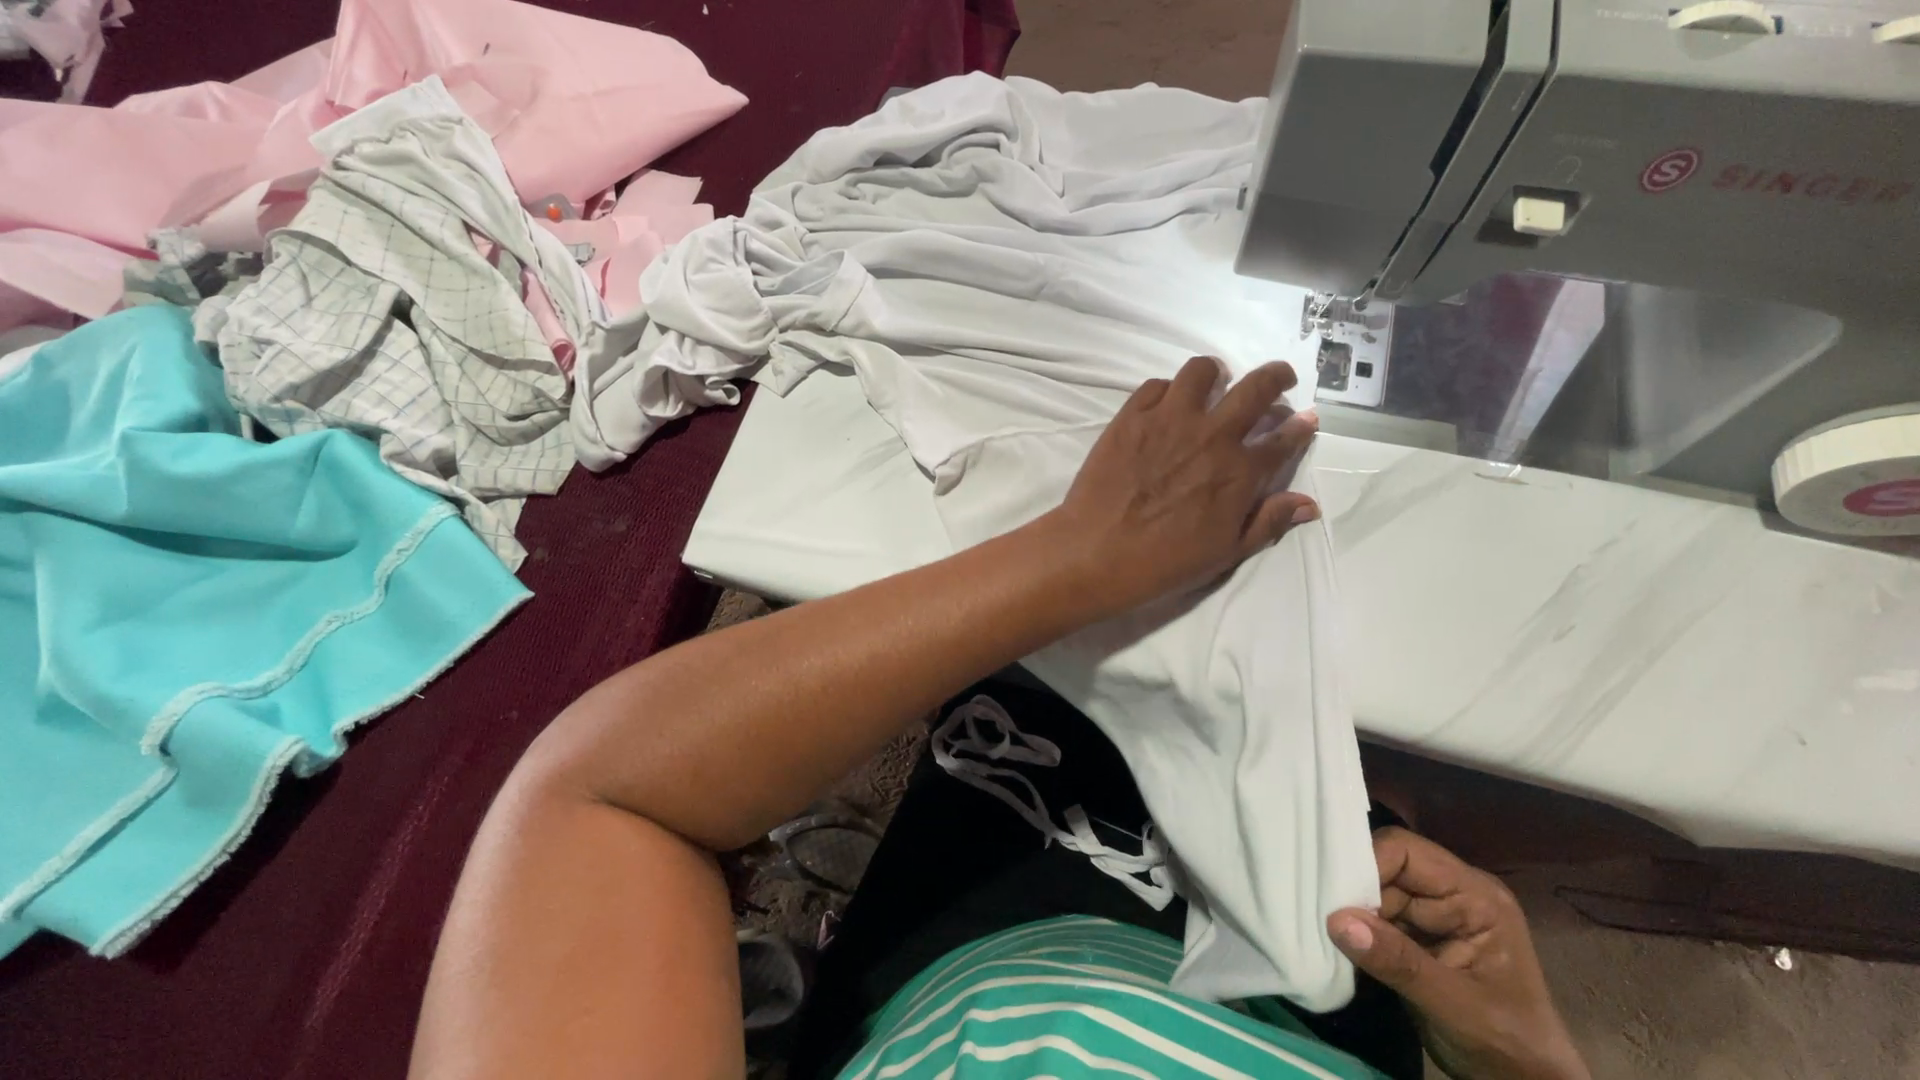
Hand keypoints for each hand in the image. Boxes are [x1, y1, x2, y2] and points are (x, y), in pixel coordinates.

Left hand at [1048, 356, 1318, 616]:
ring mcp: (1169, 420)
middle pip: (1257, 387)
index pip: (1285, 437)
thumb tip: (1309, 504)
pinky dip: (1168, 390)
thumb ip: (1269, 522)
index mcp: (1240, 471)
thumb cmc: (1165, 562)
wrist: (1097, 553)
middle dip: (1276, 377)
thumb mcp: (1226, 552)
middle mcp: (1211, 436)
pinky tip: (1167, 405)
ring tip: (1213, 386)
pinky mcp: (1131, 417)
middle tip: (1277, 380)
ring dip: (1215, 375)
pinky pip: (1155, 385)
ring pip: (1202, 371)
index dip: (1301, 426)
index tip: (1306, 419)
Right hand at [1328, 828, 1590, 1079]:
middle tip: (1320, 917)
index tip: (1333, 897)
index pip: (1406, 852)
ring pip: (1374, 894)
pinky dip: (1355, 933)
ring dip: (1350, 915)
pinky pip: (1375, 921)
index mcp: (1475, 896)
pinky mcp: (1415, 939)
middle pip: (1385, 869)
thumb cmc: (1507, 1043)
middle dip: (1354, 893)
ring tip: (1323, 933)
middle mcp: (1452, 895)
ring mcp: (1433, 917)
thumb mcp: (1456, 1007)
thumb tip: (1337, 920)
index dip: (1366, 864)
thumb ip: (1399, 963)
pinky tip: (1336, 946)